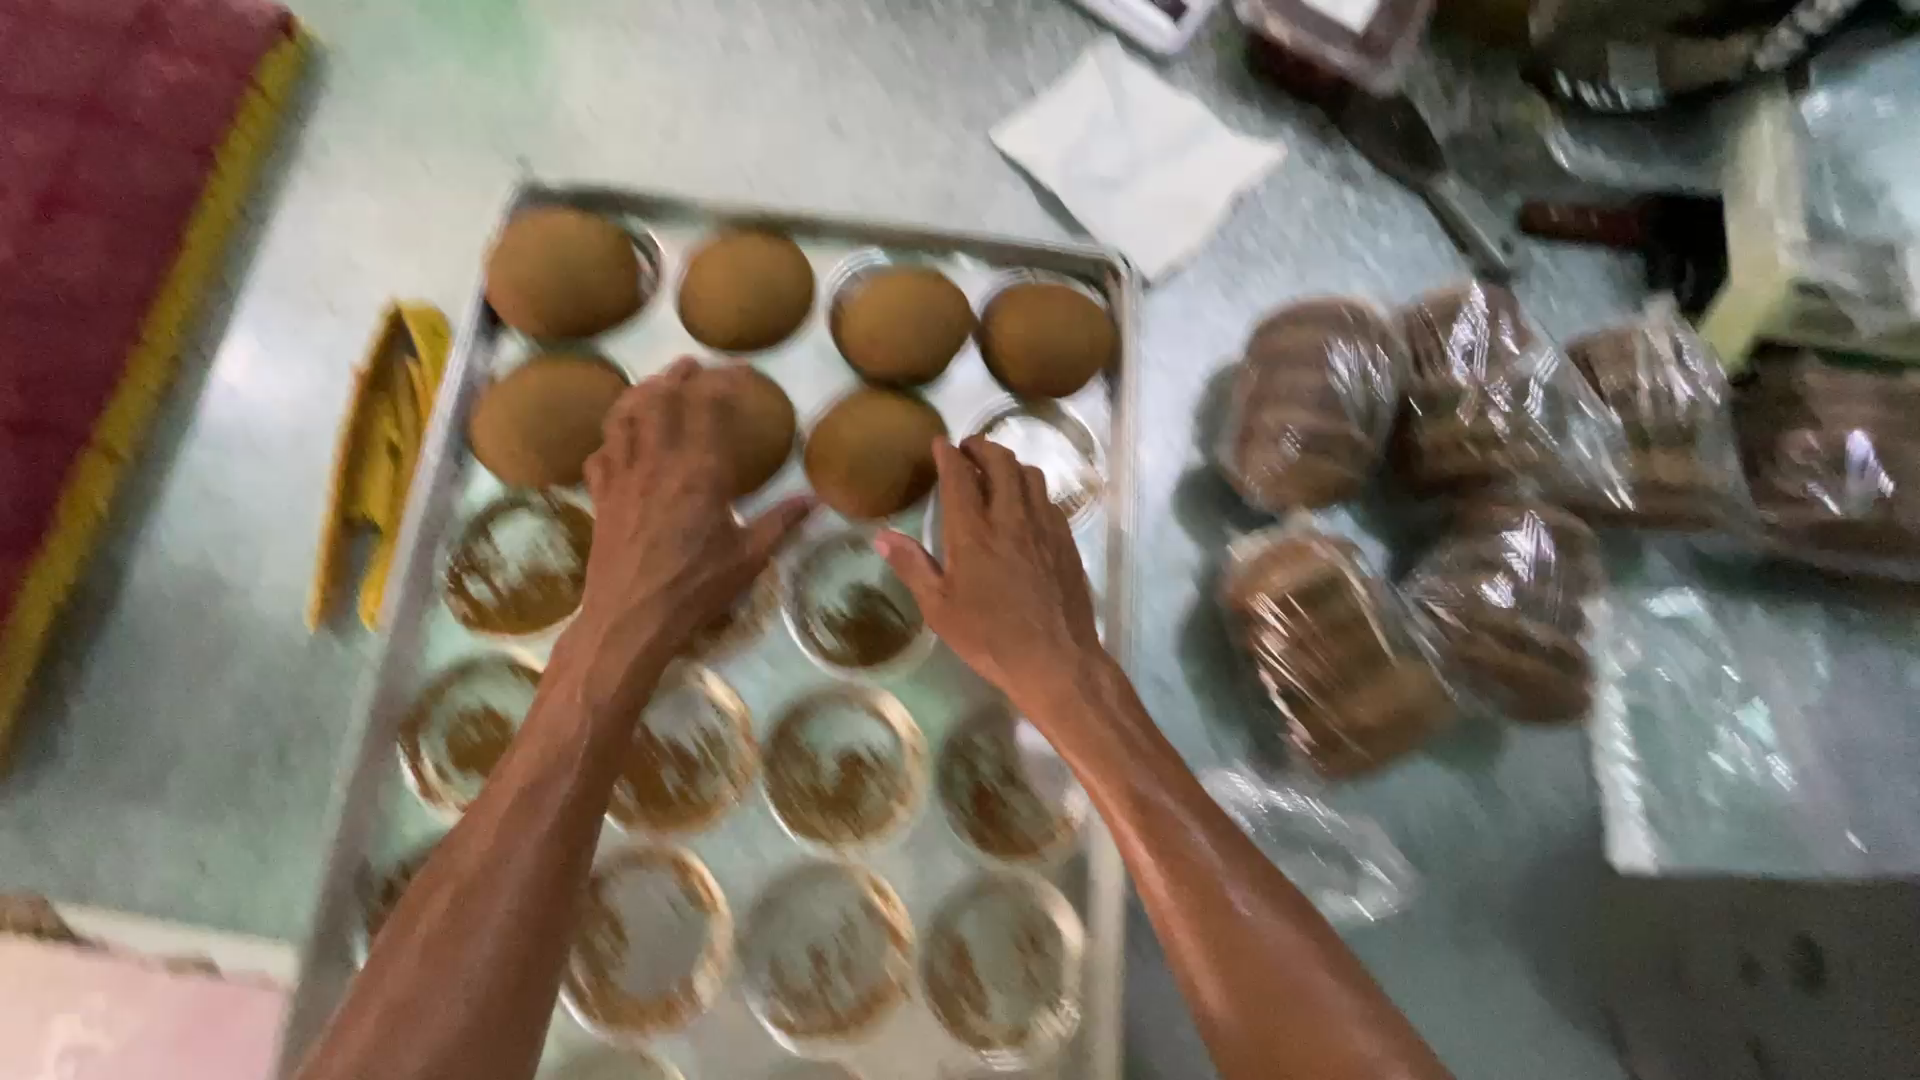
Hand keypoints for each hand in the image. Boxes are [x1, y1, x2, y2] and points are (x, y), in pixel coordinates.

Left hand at [570, 358, 811, 702]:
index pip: (711, 407)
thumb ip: (781, 523)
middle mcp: (658, 462)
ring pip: (625, 414)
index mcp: (701, 474)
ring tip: (656, 385)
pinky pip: (601, 451)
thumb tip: (815, 502)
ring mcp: (623, 475)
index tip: (743, 370)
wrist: (630, 618)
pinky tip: (621, 439)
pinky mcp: (600, 495)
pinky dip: (612, 435)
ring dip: (641, 391)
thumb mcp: (750, 559)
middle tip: (694, 366)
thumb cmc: (695, 589)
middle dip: (679, 374)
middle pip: (662, 398)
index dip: (726, 380)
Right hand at [875, 436, 1103, 713]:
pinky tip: (1026, 504)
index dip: (948, 454)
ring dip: (1010, 464)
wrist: (1056, 659)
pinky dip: (1032, 489)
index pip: (959, 476)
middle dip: (982, 447)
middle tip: (968, 449)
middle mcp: (1010, 518)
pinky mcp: (1066, 540)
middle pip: (1000, 462)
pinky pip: (1049, 499)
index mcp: (973, 532)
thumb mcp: (939, 608)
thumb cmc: (989, 637)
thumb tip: (881, 536)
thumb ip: (912, 566)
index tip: (940, 444)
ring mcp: (1044, 526)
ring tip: (997, 470)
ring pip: (1030, 475)